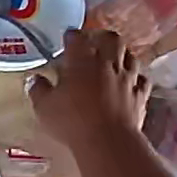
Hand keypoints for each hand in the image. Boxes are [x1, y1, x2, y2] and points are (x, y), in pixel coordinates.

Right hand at [27, 27, 150, 151]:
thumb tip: (34, 78)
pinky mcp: (141, 94)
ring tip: (113, 58)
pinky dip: (136, 76)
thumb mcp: (44, 106)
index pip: (77, 39)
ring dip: (122, 54)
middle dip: (102, 36)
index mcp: (81, 62)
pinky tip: (130, 80)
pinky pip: (142, 78)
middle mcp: (108, 64)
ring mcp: (128, 78)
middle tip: (94, 40)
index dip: (72, 36)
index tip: (67, 37)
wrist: (107, 140)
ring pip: (130, 56)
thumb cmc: (71, 120)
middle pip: (111, 39)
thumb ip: (38, 89)